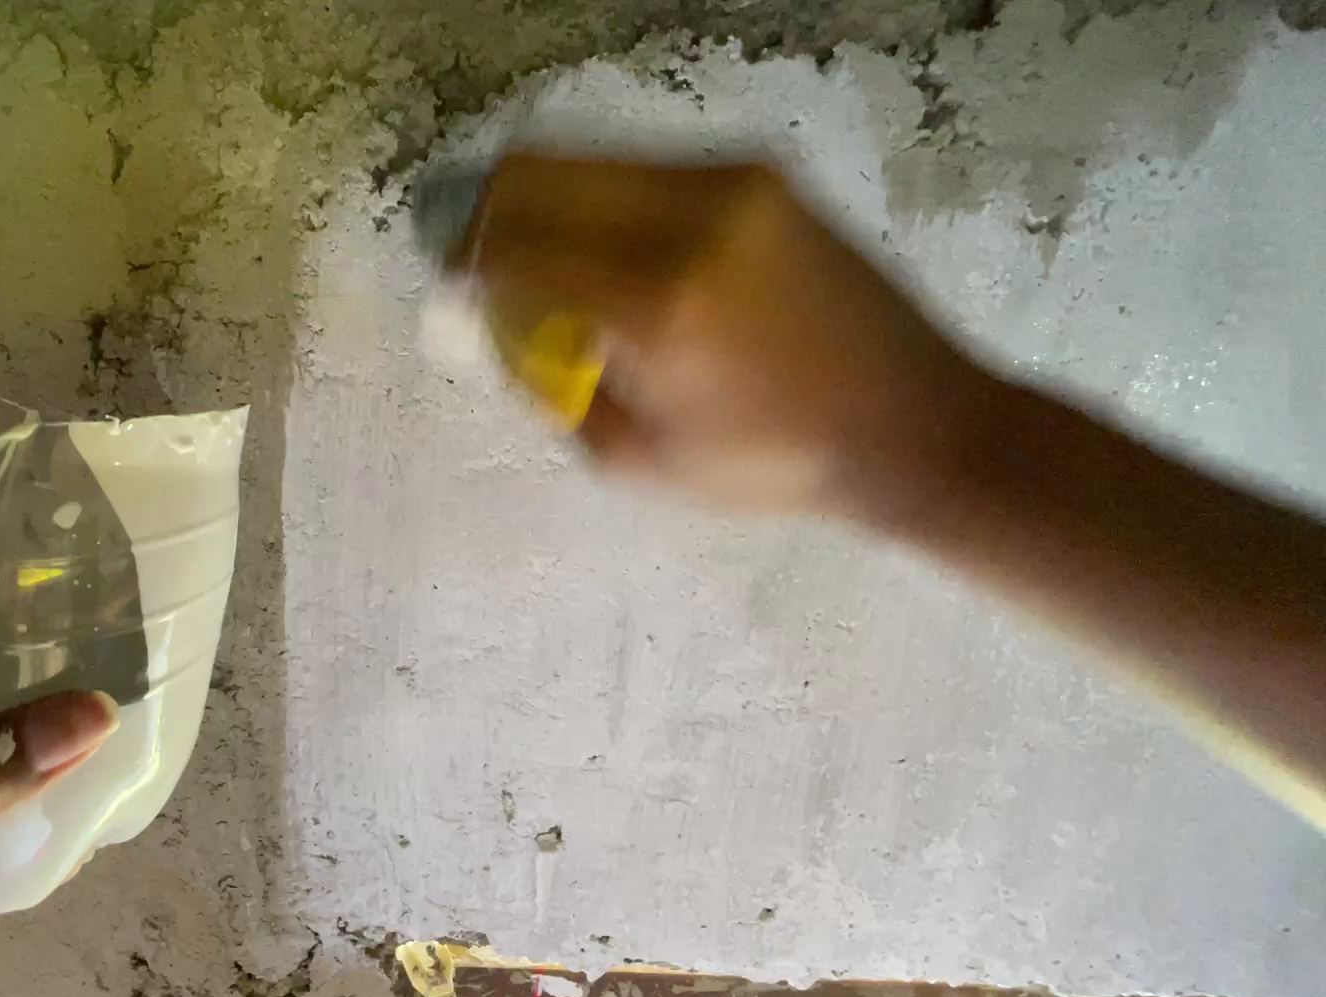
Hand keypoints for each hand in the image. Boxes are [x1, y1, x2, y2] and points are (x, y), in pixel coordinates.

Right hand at [465, 153, 990, 514]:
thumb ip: (553, 389)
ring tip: (542, 270)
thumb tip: (505, 328)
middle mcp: (691, 214)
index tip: (450, 293)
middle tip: (480, 270)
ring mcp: (732, 180)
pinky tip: (607, 259)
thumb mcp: (634, 460)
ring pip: (586, 163)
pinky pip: (639, 172)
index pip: (516, 251)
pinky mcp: (761, 174)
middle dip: (490, 222)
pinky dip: (598, 208)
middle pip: (538, 175)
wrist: (914, 423)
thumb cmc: (768, 464)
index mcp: (656, 301)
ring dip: (543, 211)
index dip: (464, 269)